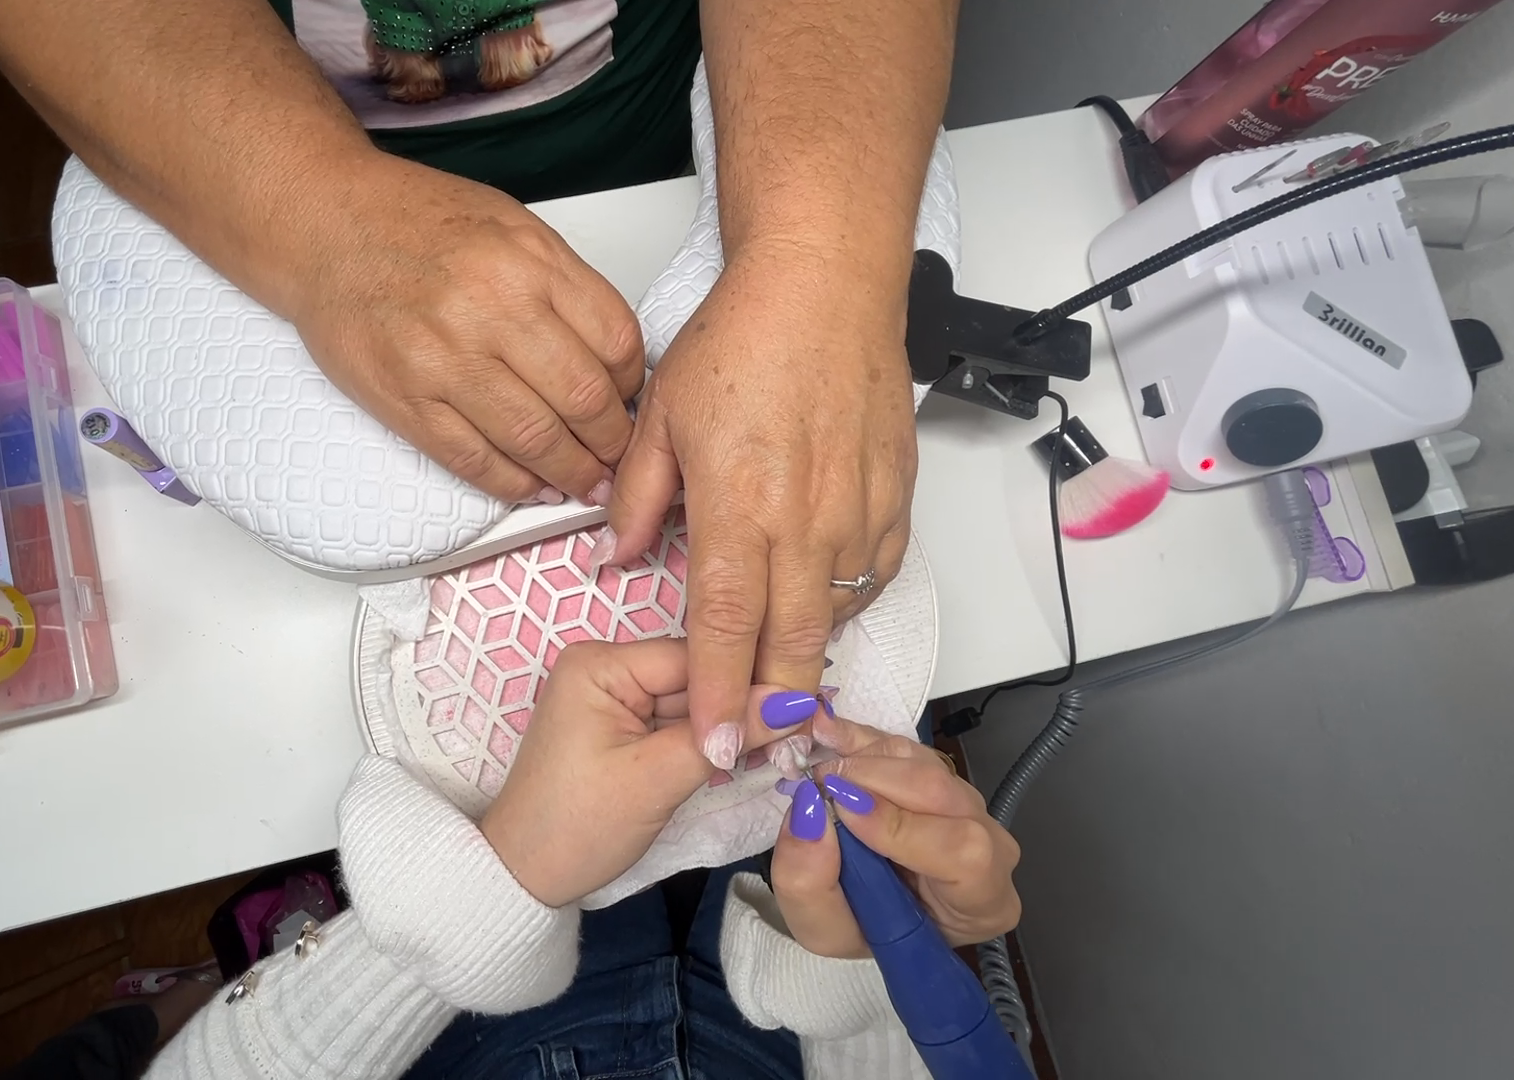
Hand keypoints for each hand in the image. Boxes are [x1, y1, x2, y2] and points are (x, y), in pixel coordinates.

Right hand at [281, 150, 644, 503]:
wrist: (323, 225)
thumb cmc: (417, 224)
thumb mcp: (512, 227)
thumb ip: (565, 289)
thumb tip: (612, 363)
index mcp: (529, 262)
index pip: (616, 343)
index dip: (634, 388)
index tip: (632, 406)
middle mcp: (491, 310)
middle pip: (584, 401)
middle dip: (613, 445)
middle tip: (619, 461)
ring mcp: (444, 360)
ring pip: (535, 441)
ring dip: (573, 475)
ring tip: (587, 486)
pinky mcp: (406, 400)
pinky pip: (475, 461)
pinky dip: (514, 485)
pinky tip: (534, 488)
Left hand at [480, 638, 789, 906]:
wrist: (525, 878)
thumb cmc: (580, 826)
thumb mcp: (657, 779)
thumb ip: (725, 737)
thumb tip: (797, 704)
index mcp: (600, 663)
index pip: (693, 656)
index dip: (748, 682)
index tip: (807, 706)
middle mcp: (606, 666)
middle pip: (694, 676)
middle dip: (742, 708)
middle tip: (805, 730)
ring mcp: (613, 695)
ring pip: (690, 701)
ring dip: (728, 728)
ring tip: (784, 745)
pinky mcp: (620, 724)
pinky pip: (675, 722)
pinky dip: (706, 741)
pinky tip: (744, 754)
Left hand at [607, 255, 916, 765]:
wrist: (824, 288)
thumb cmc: (742, 342)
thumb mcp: (662, 416)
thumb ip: (637, 497)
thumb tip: (618, 554)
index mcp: (739, 506)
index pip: (727, 625)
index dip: (722, 693)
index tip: (719, 746)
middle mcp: (806, 522)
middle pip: (791, 641)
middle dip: (774, 705)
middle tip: (759, 745)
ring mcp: (858, 513)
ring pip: (837, 616)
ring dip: (808, 658)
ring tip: (786, 690)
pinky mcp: (894, 498)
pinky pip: (876, 575)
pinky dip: (848, 604)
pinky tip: (824, 607)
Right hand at [771, 711, 1019, 955]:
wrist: (862, 908)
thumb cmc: (857, 927)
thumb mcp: (821, 929)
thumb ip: (808, 882)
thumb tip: (809, 813)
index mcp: (981, 901)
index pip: (963, 851)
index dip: (899, 824)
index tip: (841, 808)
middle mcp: (988, 846)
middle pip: (941, 792)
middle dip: (872, 778)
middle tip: (818, 782)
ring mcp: (966, 802)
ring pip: (921, 761)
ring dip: (862, 758)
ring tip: (818, 770)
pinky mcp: (936, 771)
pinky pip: (901, 744)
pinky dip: (858, 737)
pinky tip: (824, 732)